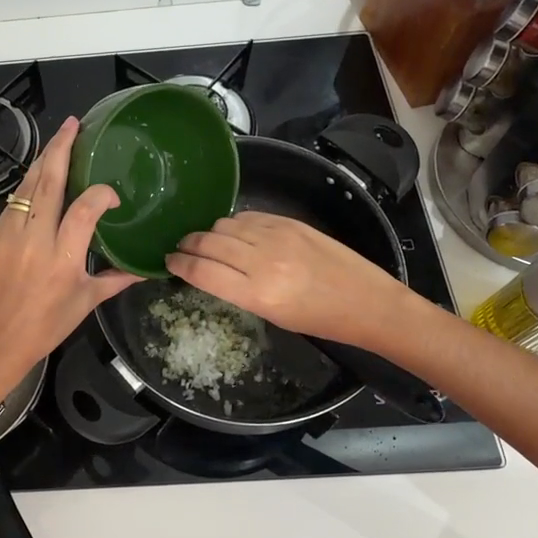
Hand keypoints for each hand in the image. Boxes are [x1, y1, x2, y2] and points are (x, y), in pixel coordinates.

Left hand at [0, 116, 140, 397]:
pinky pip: (15, 200)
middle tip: (74, 125)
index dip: (100, 194)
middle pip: (48, 182)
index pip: (84, 209)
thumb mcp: (85, 304)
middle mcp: (35, 240)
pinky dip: (30, 182)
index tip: (112, 195)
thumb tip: (143, 268)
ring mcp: (10, 234)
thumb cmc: (44, 327)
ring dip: (43, 160)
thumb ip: (115, 279)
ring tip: (59, 141)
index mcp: (62, 259)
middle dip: (60, 148)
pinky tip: (40, 174)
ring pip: (27, 185)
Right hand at [165, 211, 414, 346]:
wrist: (369, 303)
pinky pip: (249, 217)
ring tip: (207, 241)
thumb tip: (211, 271)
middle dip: (188, 245)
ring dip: (210, 233)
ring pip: (225, 225)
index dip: (179, 265)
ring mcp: (278, 237)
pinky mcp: (291, 223)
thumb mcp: (273, 316)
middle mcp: (263, 261)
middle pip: (208, 242)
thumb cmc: (322, 321)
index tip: (169, 263)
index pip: (202, 271)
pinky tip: (235, 233)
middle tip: (180, 250)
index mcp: (258, 294)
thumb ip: (238, 290)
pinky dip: (235, 223)